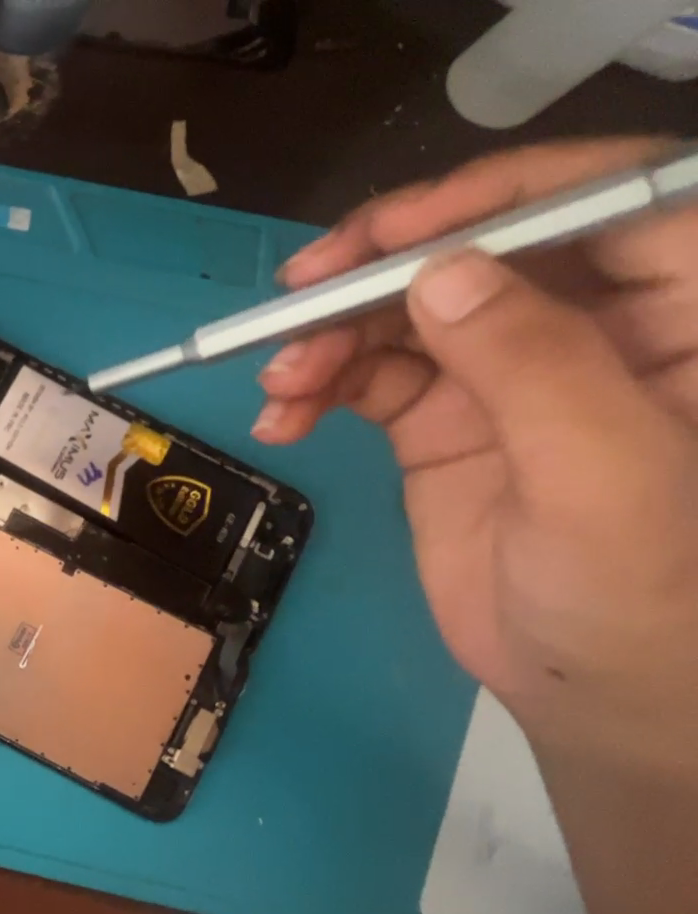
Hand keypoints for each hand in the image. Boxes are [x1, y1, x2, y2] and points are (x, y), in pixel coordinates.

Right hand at [253, 138, 697, 740]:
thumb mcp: (606, 480)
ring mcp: (508, 370)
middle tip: (287, 304)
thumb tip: (439, 272)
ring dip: (326, 340)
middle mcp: (597, 323)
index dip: (490, 200)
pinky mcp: (440, 415)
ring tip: (279, 388)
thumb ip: (537, 366)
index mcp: (689, 313)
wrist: (593, 690)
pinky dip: (314, 388)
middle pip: (475, 252)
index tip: (383, 237)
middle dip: (373, 274)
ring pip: (401, 313)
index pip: (603, 205)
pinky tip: (282, 420)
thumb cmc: (650, 597)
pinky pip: (365, 375)